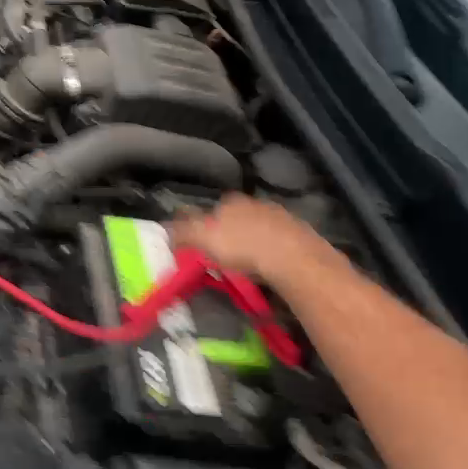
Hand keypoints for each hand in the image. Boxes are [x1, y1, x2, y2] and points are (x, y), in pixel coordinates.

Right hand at [168, 193, 334, 282]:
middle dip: (234, 233)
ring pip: (263, 228)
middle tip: (230, 256)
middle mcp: (256, 203)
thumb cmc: (242, 247)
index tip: (208, 246)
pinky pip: (283, 241)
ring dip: (257, 242)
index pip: (214, 209)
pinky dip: (278, 251)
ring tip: (254, 264)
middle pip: (239, 217)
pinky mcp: (304, 234)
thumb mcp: (202, 240)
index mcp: (230, 201)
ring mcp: (282, 216)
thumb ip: (182, 233)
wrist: (295, 260)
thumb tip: (164, 228)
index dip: (209, 227)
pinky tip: (276, 266)